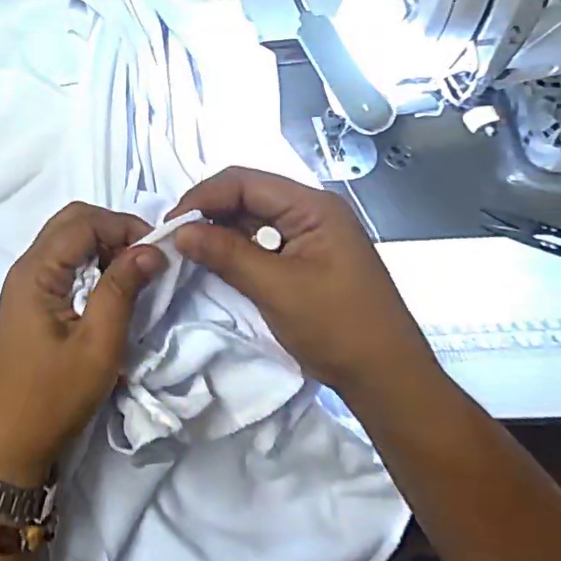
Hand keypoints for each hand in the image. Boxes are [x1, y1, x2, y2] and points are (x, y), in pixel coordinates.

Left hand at [0, 203, 166, 487]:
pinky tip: (111, 283)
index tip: (157, 249)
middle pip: (73, 220)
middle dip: (114, 227)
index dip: (124, 226)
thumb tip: (152, 249)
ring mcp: (26, 282)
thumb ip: (122, 289)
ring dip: (104, 241)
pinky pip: (64, 258)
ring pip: (68, 236)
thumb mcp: (98, 345)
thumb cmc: (55, 397)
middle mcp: (26, 267)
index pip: (84, 223)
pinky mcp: (32, 298)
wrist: (11, 446)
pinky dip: (92, 258)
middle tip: (146, 254)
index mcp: (35, 273)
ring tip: (133, 268)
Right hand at [170, 168, 436, 399]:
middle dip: (210, 212)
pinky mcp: (311, 257)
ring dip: (223, 231)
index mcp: (313, 205)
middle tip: (174, 239)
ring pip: (256, 219)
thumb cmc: (338, 328)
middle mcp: (314, 210)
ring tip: (189, 250)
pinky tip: (218, 262)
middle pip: (251, 195)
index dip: (204, 197)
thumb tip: (181, 231)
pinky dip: (240, 249)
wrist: (389, 378)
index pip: (246, 182)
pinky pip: (268, 241)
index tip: (171, 225)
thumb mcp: (277, 290)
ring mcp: (314, 234)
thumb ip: (227, 254)